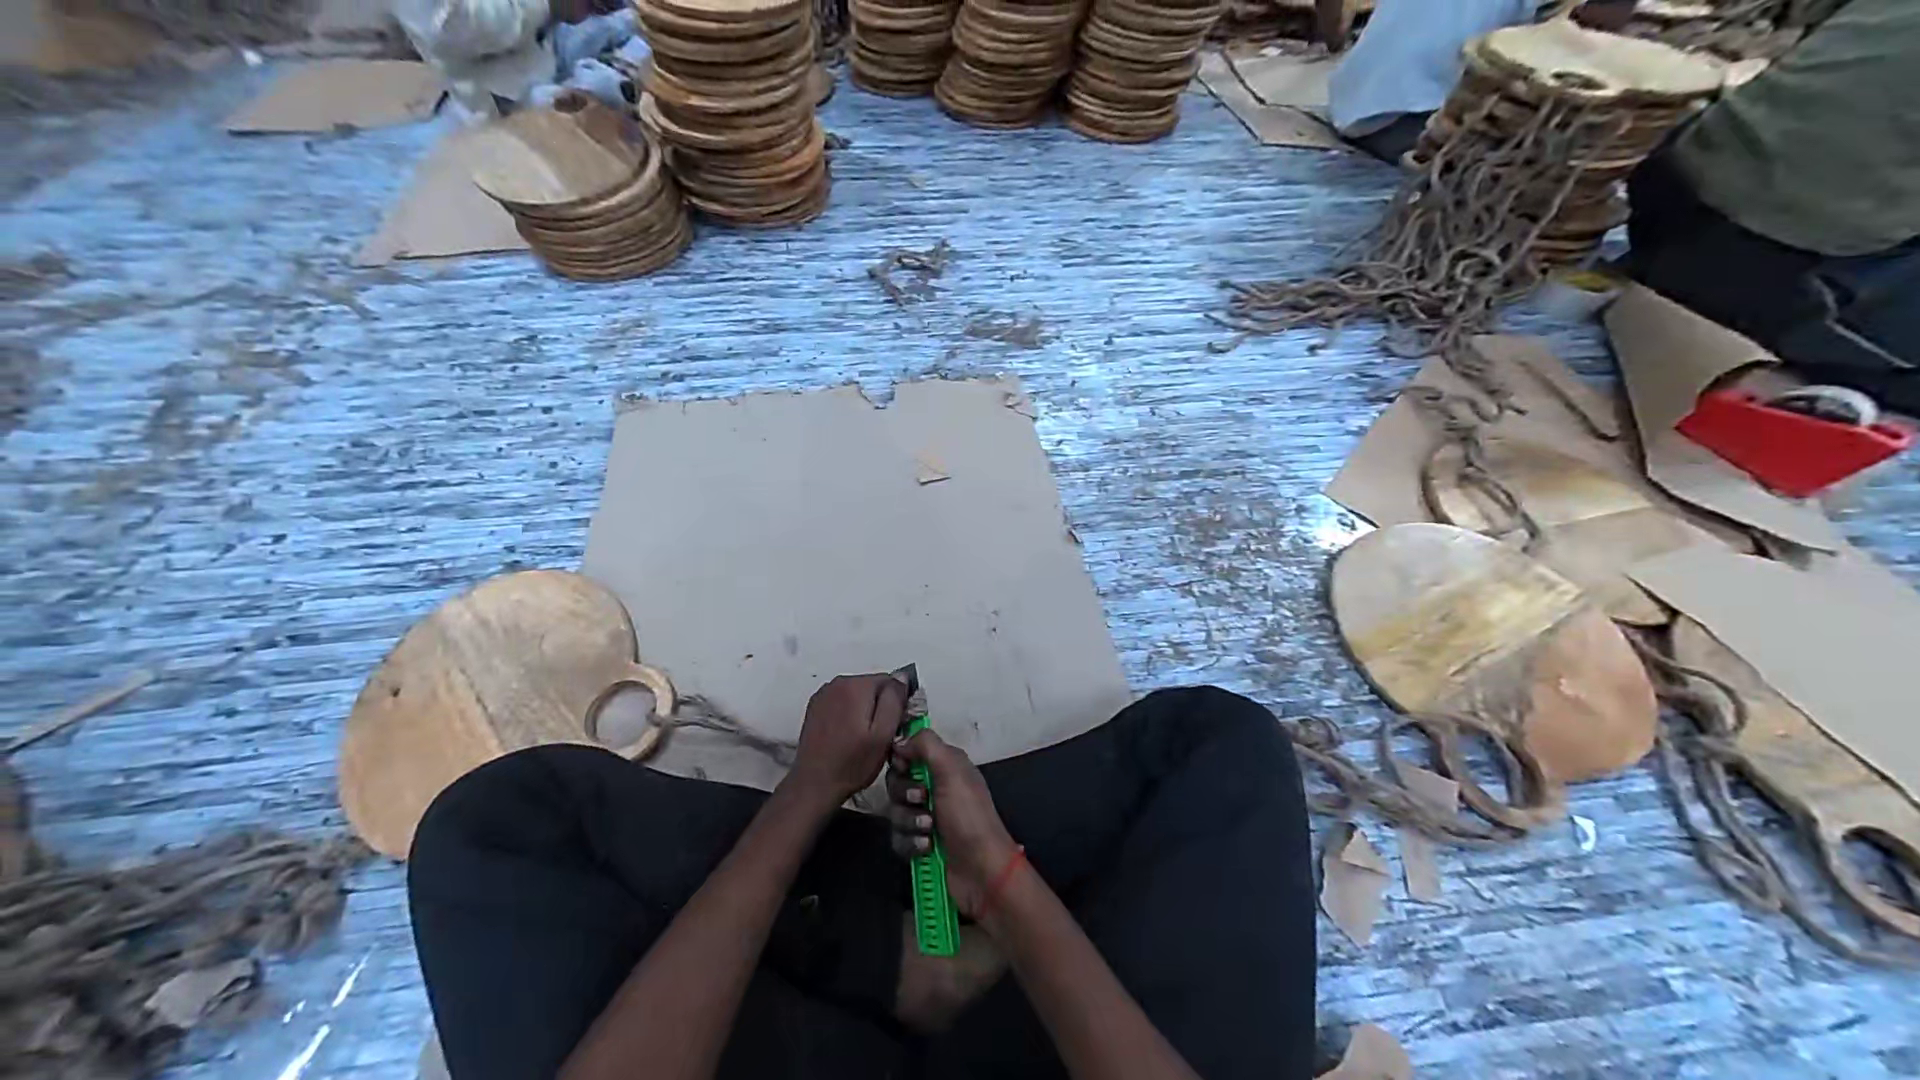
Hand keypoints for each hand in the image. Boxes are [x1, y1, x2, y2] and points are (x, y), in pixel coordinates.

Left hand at [785, 674, 908, 808]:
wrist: (815, 784)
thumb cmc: (851, 763)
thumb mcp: (883, 735)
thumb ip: (894, 701)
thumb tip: (902, 678)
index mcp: (856, 686)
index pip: (891, 681)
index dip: (897, 704)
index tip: (894, 726)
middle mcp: (837, 683)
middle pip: (873, 686)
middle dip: (880, 706)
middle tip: (880, 736)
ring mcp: (824, 695)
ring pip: (858, 695)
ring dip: (865, 711)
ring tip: (862, 739)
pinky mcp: (816, 707)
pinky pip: (843, 703)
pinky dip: (849, 715)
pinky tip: (847, 737)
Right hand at [887, 729, 1018, 918]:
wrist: (980, 870)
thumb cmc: (969, 815)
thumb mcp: (952, 770)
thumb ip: (926, 745)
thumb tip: (900, 740)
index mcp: (945, 766)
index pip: (908, 752)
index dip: (901, 759)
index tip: (904, 767)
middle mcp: (935, 788)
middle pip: (896, 782)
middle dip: (904, 793)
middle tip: (922, 801)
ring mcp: (926, 818)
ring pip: (895, 811)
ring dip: (910, 822)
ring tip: (929, 831)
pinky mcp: (919, 844)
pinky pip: (897, 838)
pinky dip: (911, 843)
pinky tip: (927, 848)